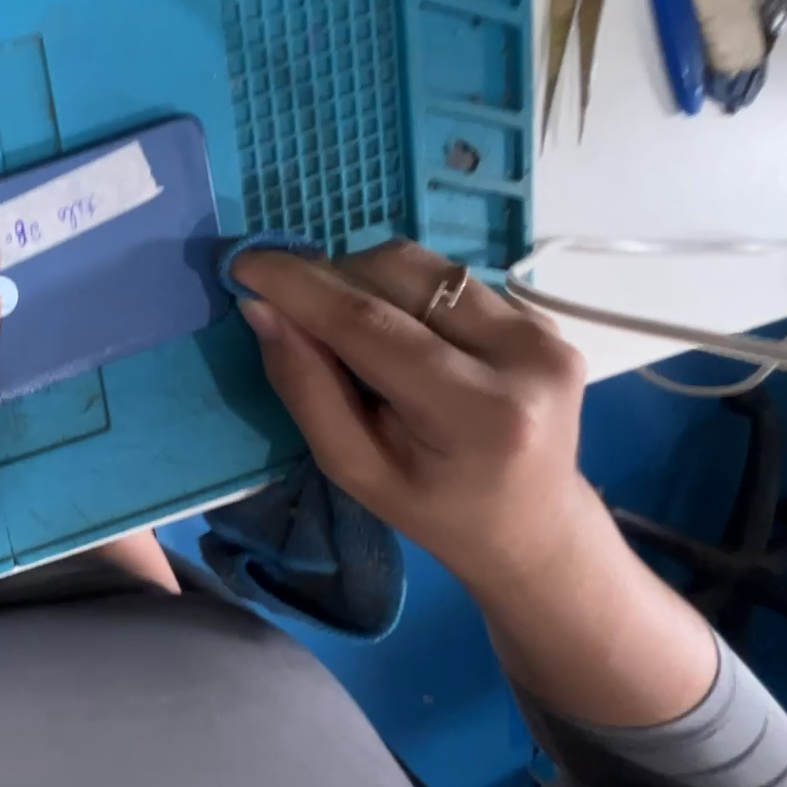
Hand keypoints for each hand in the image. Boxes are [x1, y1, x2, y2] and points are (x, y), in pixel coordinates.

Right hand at [231, 240, 603, 585]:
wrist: (533, 523)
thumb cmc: (430, 507)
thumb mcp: (349, 465)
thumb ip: (304, 386)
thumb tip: (261, 310)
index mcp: (475, 410)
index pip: (367, 322)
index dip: (297, 285)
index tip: (242, 264)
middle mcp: (523, 355)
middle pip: (394, 273)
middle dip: (324, 277)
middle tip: (286, 307)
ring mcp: (543, 329)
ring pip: (419, 263)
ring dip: (357, 277)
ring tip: (338, 322)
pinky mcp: (543, 315)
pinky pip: (443, 275)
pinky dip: (394, 288)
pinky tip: (390, 328)